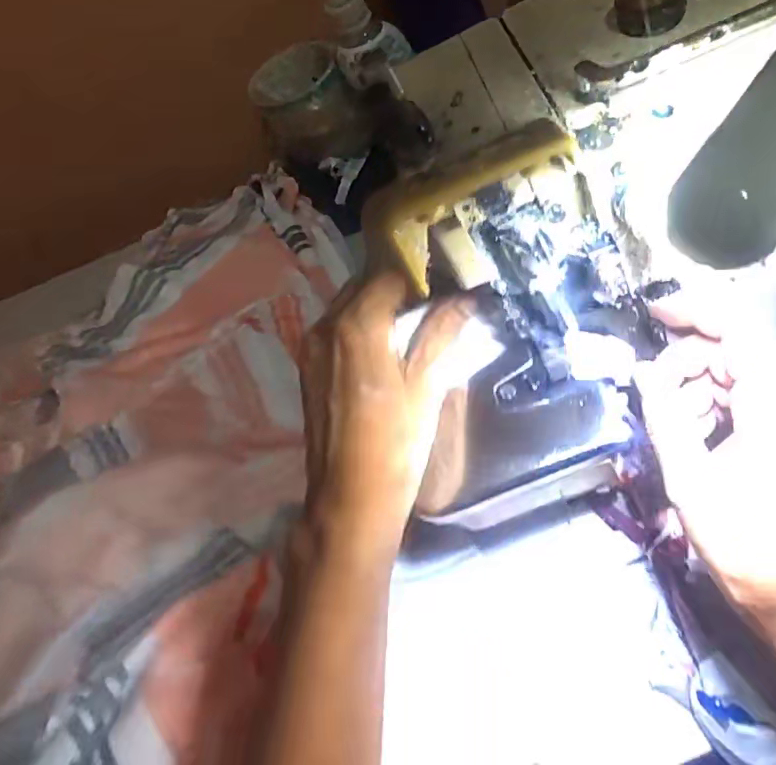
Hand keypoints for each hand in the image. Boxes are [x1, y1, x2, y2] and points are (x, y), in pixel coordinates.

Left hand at [299, 269, 472, 547]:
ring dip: (380, 306)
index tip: (446, 285)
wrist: (349, 501)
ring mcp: (311, 346)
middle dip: (400, 288)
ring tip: (414, 326)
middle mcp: (325, 325)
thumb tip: (467, 296)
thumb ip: (443, 331)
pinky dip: (363, 325)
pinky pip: (338, 328)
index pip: (390, 274)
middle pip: (366, 285)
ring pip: (350, 305)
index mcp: (355, 325)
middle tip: (435, 304)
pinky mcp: (308, 366)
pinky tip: (387, 349)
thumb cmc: (396, 444)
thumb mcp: (428, 384)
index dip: (421, 275)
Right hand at [637, 287, 775, 668]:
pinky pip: (741, 398)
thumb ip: (663, 415)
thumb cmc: (747, 544)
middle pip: (729, 351)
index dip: (693, 311)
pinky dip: (710, 406)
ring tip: (669, 426)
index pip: (737, 328)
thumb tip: (641, 371)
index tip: (654, 314)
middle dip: (683, 363)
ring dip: (693, 389)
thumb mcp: (690, 480)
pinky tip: (690, 436)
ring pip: (731, 374)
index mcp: (773, 405)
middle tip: (651, 392)